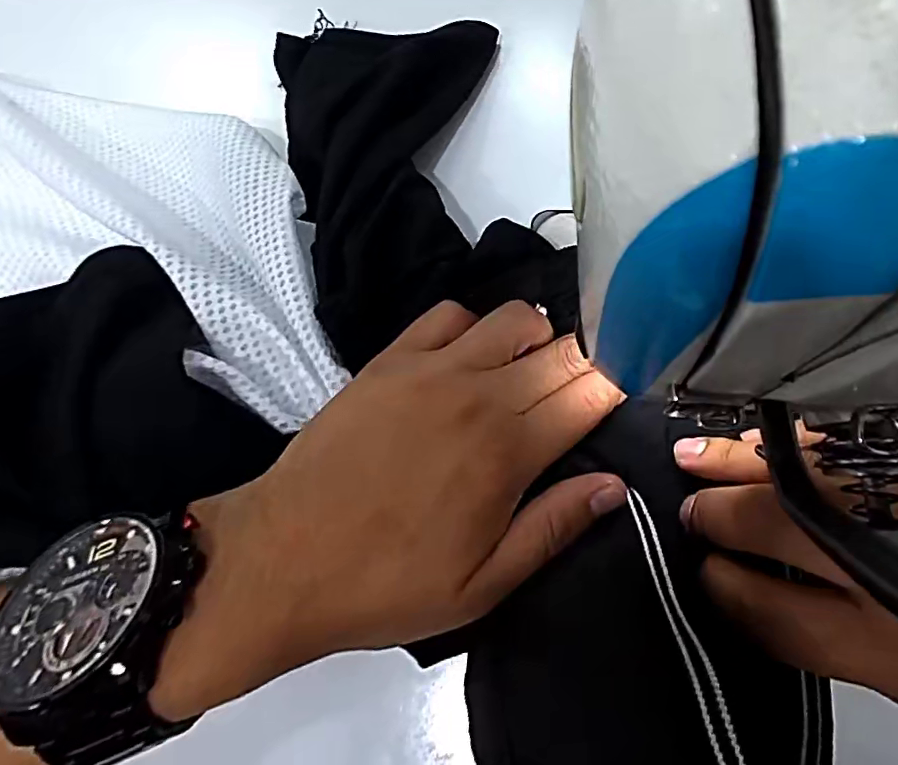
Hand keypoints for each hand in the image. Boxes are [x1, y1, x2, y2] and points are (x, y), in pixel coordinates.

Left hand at [152, 301, 626, 717]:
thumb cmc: (388, 581)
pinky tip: (467, 357)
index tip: (618, 396)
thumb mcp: (483, 584)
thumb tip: (615, 485)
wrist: (279, 561)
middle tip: (577, 391)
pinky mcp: (392, 357)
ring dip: (537, 337)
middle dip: (586, 362)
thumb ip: (555, 527)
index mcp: (509, 451)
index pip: (590, 390)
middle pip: (563, 349)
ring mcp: (434, 368)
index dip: (615, 386)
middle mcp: (481, 394)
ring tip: (526, 372)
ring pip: (515, 317)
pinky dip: (472, 326)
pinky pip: (451, 313)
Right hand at [674, 432, 897, 761]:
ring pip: (797, 454)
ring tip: (705, 450)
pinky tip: (774, 452)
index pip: (758, 533)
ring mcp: (892, 469)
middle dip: (718, 476)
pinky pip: (829, 445)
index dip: (717, 535)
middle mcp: (867, 495)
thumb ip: (794, 623)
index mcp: (857, 558)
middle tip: (677, 467)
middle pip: (771, 481)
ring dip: (749, 452)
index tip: (687, 533)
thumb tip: (721, 581)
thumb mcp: (883, 667)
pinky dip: (791, 447)